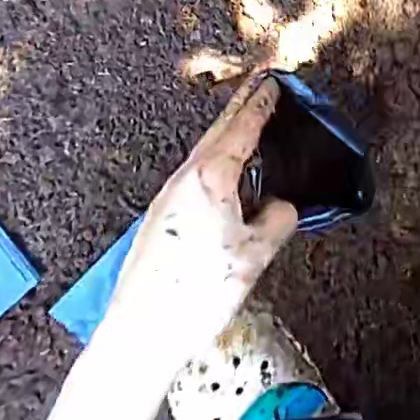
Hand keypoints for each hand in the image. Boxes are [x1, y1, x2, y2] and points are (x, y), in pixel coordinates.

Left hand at [103, 76, 299, 367]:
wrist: (139, 335)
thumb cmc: (195, 295)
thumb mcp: (254, 255)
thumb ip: (278, 220)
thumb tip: (280, 207)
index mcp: (211, 177)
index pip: (243, 128)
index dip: (261, 104)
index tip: (272, 85)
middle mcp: (186, 178)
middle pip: (219, 130)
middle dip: (241, 106)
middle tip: (258, 88)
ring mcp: (169, 196)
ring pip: (205, 150)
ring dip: (227, 131)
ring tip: (245, 124)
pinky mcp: (161, 217)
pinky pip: (195, 172)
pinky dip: (215, 158)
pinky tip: (224, 174)